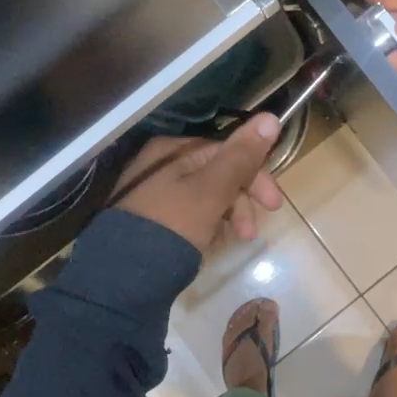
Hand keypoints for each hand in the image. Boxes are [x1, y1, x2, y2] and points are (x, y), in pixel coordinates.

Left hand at [112, 115, 284, 249]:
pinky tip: (212, 242)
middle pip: (218, 174)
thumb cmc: (172, 226)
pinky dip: (208, 224)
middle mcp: (160, 165)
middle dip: (242, 200)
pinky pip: (191, 213)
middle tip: (252, 232)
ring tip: (234, 240)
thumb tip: (270, 117)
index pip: (227, 152)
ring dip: (228, 214)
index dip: (256, 176)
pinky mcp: (151, 219)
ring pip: (207, 195)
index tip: (274, 205)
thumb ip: (241, 157)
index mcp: (173, 151)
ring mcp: (153, 193)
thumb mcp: (211, 191)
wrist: (122, 278)